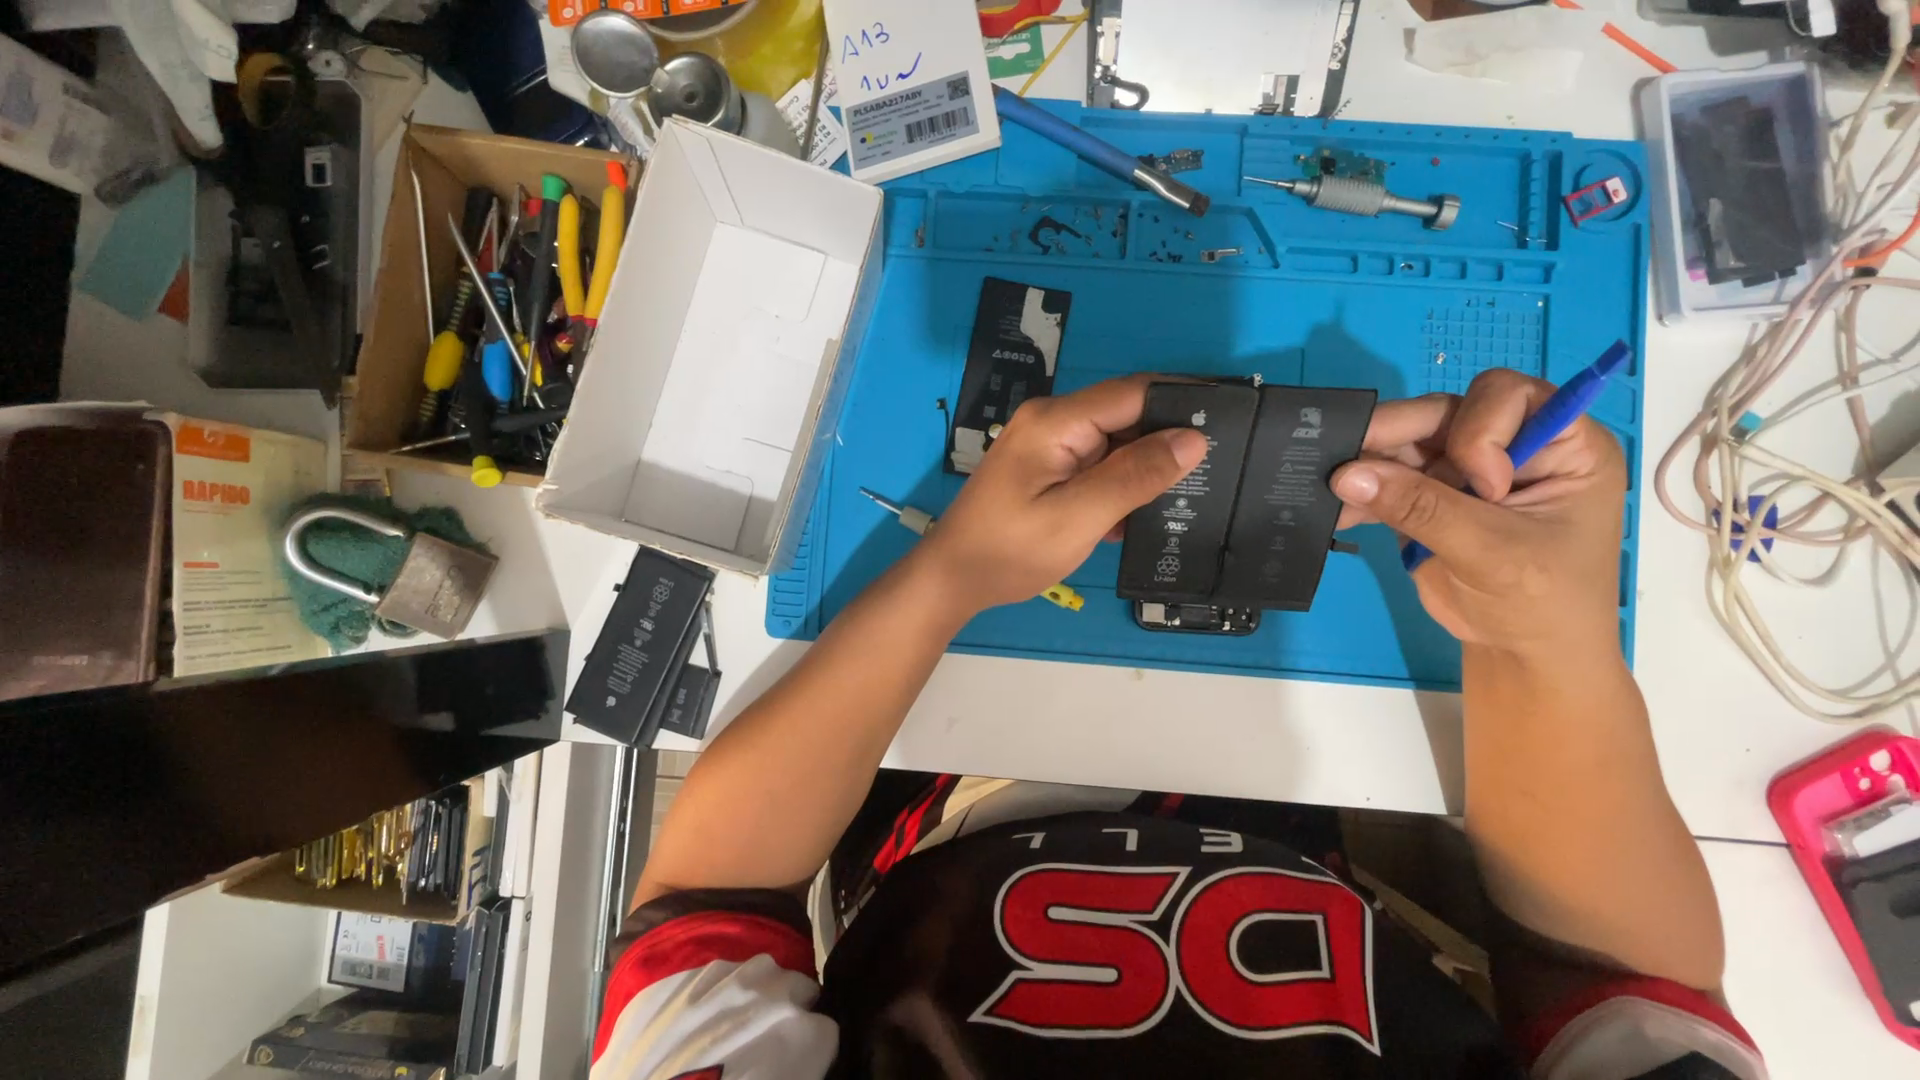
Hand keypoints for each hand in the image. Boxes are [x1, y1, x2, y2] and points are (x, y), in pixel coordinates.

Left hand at [914, 375, 1207, 615]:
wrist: (952, 579)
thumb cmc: (1009, 550)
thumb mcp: (1078, 516)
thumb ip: (1135, 476)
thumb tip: (1193, 439)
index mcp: (1057, 422)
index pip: (1134, 393)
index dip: (1182, 401)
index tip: (1229, 417)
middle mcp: (1053, 423)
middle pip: (1126, 415)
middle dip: (1169, 438)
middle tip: (1220, 465)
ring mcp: (1049, 447)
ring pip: (1116, 443)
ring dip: (1147, 467)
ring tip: (1194, 491)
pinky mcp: (1048, 472)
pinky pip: (1098, 466)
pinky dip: (1122, 485)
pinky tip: (1146, 510)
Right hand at [1332, 369, 1626, 656]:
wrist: (1521, 651)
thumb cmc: (1541, 601)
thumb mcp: (1494, 552)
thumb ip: (1424, 509)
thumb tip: (1347, 474)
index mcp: (1559, 444)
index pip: (1508, 397)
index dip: (1481, 431)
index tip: (1482, 488)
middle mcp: (1509, 446)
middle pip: (1442, 415)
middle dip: (1397, 436)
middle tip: (1347, 454)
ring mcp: (1461, 471)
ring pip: (1403, 444)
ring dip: (1365, 463)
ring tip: (1329, 486)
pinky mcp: (1425, 498)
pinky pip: (1382, 480)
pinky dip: (1357, 495)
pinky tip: (1333, 512)